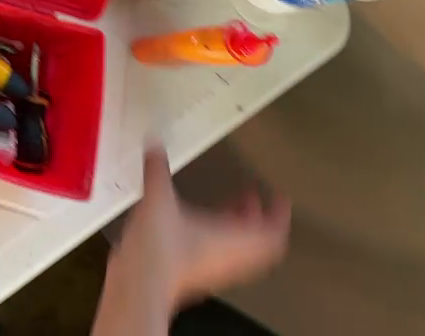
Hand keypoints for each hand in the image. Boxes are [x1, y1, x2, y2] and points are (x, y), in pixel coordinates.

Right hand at [116, 147, 289, 310]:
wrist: (143, 281)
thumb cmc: (161, 243)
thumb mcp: (158, 196)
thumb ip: (157, 168)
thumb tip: (154, 143)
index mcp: (234, 238)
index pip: (272, 231)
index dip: (279, 214)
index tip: (280, 198)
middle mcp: (232, 256)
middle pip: (261, 244)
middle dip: (259, 220)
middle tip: (253, 200)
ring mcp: (218, 269)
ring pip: (244, 252)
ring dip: (242, 231)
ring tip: (231, 211)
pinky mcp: (201, 274)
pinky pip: (226, 257)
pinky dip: (224, 241)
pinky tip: (203, 229)